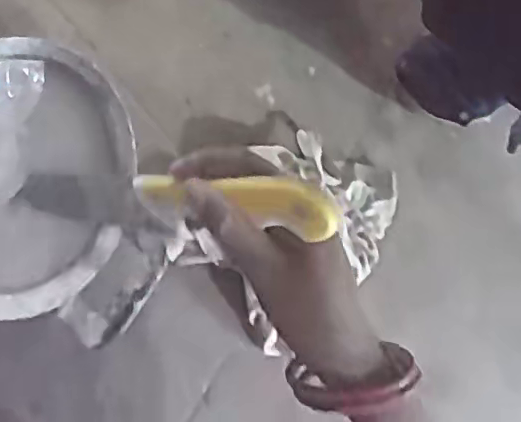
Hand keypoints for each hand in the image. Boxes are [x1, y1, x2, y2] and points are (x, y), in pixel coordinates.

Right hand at [172, 148, 388, 385]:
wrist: (345, 358)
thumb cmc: (309, 312)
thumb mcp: (265, 269)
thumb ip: (230, 226)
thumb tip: (191, 187)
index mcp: (304, 198)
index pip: (250, 163)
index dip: (210, 162)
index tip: (176, 174)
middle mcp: (303, 197)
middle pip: (249, 173)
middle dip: (211, 178)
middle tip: (177, 189)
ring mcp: (300, 214)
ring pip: (251, 192)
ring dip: (220, 197)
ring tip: (190, 208)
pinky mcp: (294, 233)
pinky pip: (257, 212)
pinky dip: (233, 216)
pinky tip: (215, 230)